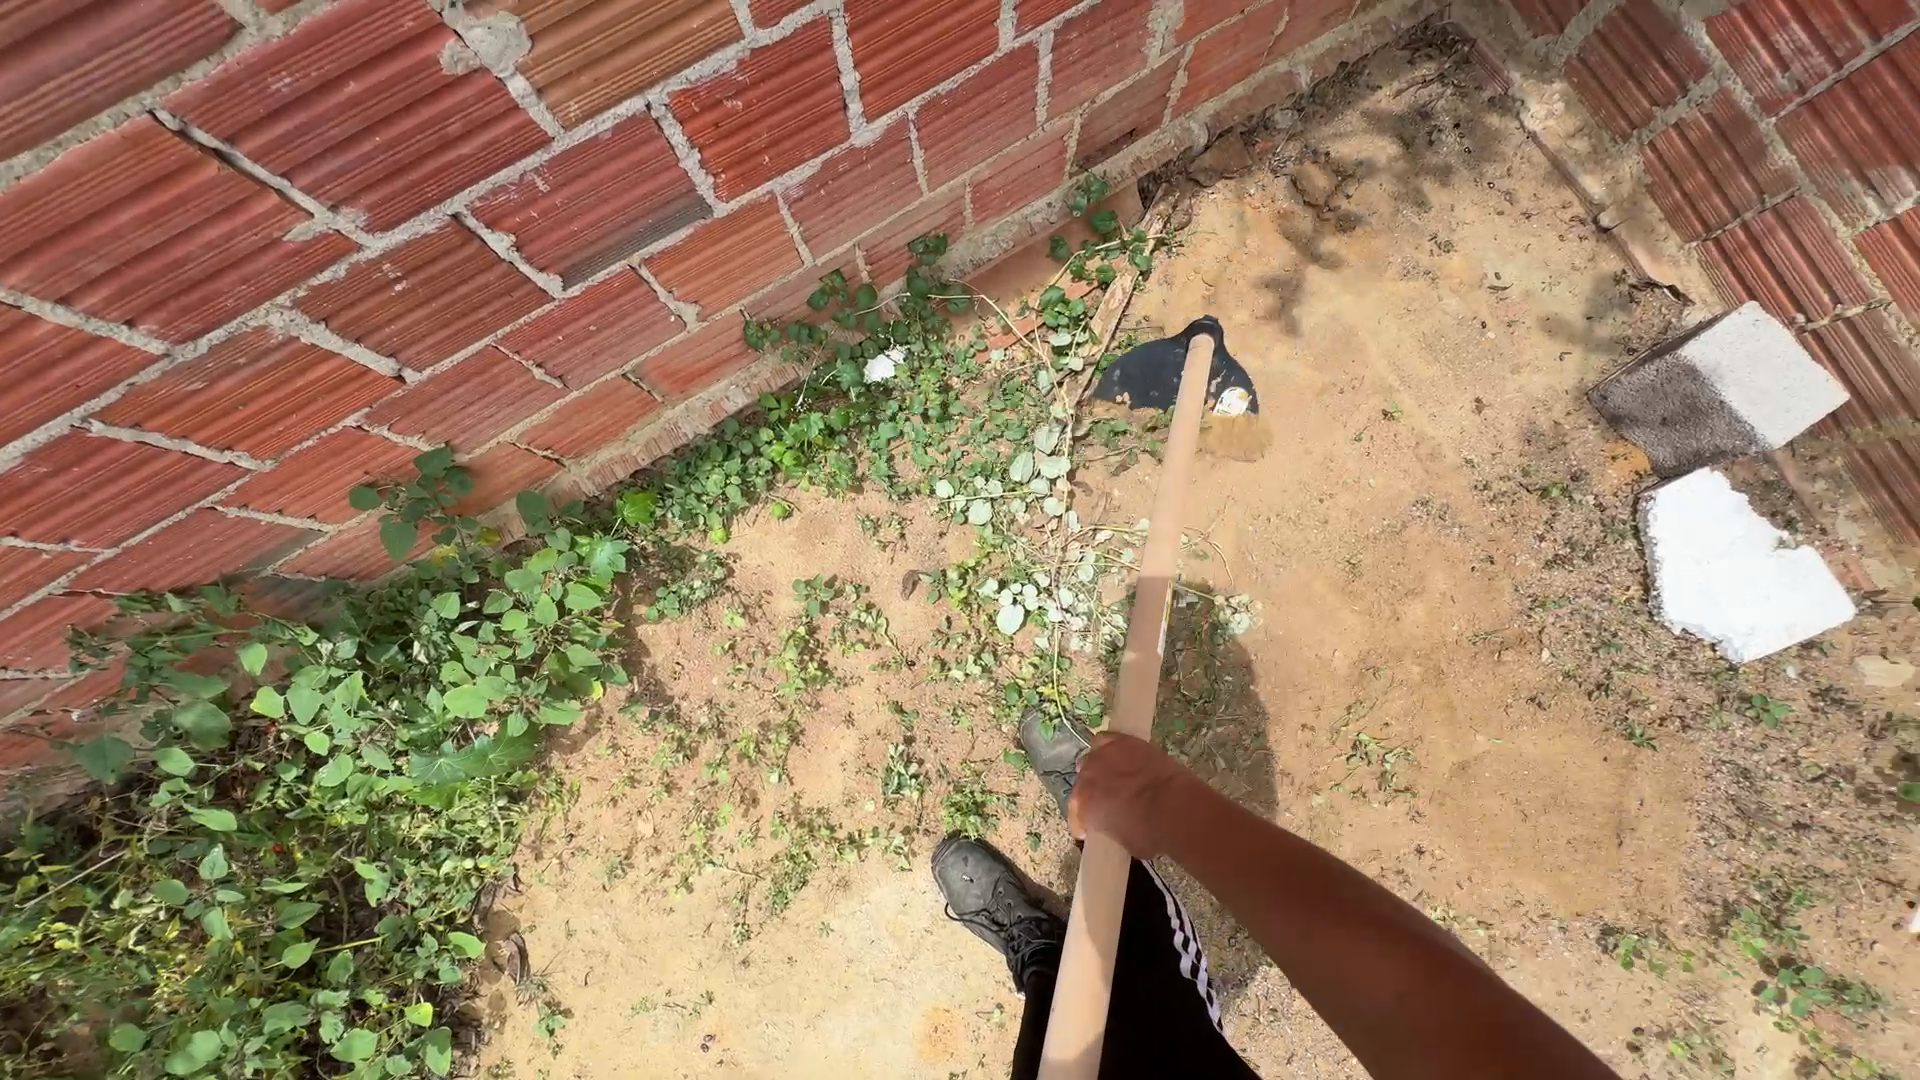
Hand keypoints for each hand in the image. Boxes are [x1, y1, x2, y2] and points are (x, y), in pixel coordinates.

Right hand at [1066, 733, 1214, 857]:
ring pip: (1093, 758)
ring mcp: (1102, 756)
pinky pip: (1106, 739)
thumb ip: (1111, 829)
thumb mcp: (1124, 842)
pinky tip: (1120, 754)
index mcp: (1082, 806)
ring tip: (1116, 776)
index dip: (1084, 823)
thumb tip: (1117, 824)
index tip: (1093, 829)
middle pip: (1084, 782)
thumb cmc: (1149, 834)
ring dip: (1100, 768)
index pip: (1076, 816)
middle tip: (1110, 801)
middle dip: (1093, 792)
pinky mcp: (1121, 741)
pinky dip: (1109, 746)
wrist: (1173, 808)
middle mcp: (1085, 777)